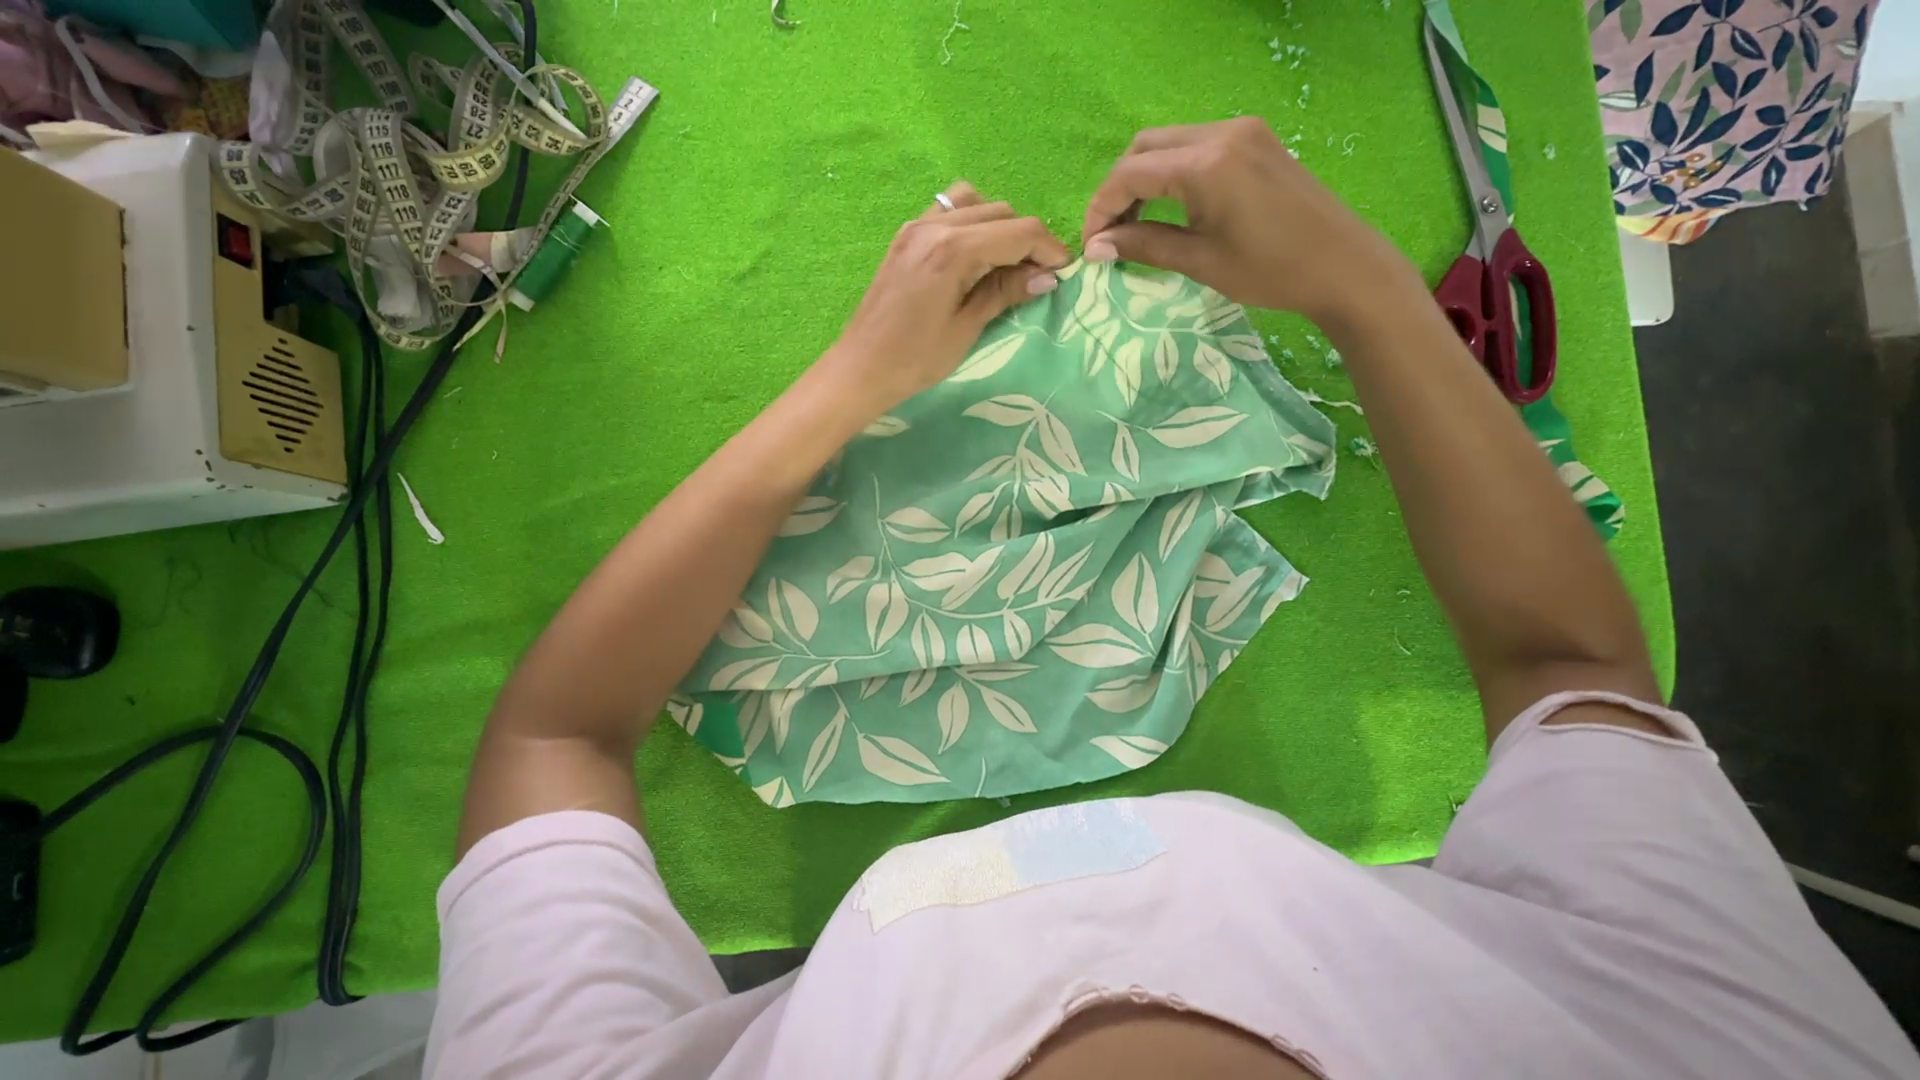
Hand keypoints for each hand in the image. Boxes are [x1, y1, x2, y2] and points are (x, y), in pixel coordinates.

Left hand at [822, 181, 1069, 413]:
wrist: (861, 368)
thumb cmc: (915, 358)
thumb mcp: (967, 328)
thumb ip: (1004, 292)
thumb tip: (1046, 276)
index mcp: (953, 249)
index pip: (1019, 231)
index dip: (1049, 249)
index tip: (1063, 272)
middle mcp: (935, 225)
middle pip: (1001, 212)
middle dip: (1027, 239)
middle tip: (1037, 275)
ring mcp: (916, 227)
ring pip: (976, 203)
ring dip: (999, 226)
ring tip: (1006, 263)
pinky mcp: (906, 236)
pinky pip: (948, 210)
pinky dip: (971, 222)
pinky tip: (975, 255)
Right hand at [1081, 118, 1423, 324]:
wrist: (1345, 266)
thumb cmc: (1272, 272)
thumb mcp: (1201, 261)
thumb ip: (1144, 246)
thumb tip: (1096, 248)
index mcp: (1206, 163)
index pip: (1130, 174)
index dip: (1101, 209)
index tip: (1093, 247)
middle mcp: (1221, 133)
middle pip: (1144, 148)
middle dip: (1118, 189)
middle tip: (1111, 234)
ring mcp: (1242, 131)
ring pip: (1168, 142)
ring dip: (1143, 178)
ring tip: (1136, 224)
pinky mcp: (1256, 139)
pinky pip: (1197, 144)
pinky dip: (1172, 170)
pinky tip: (1171, 205)